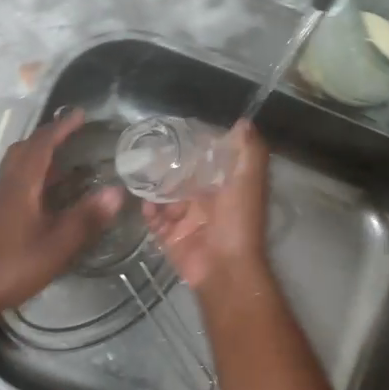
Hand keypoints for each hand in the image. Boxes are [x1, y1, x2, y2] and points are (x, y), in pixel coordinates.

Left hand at [0, 109, 123, 320]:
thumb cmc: (11, 267)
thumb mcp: (56, 246)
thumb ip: (86, 219)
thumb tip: (117, 191)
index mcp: (20, 186)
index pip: (41, 145)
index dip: (61, 128)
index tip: (80, 115)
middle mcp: (4, 187)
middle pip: (24, 151)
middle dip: (48, 139)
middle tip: (72, 135)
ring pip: (17, 169)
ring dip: (40, 160)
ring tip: (66, 166)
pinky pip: (14, 186)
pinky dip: (33, 180)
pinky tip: (46, 200)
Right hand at [142, 120, 271, 295]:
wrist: (224, 267)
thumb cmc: (239, 221)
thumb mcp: (249, 181)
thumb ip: (247, 153)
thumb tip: (242, 122)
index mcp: (226, 186)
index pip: (207, 161)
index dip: (193, 147)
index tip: (175, 131)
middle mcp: (206, 201)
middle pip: (181, 178)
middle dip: (166, 167)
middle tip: (146, 152)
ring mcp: (186, 219)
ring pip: (164, 197)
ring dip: (154, 188)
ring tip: (139, 175)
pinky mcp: (170, 236)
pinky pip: (154, 219)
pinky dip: (149, 211)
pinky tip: (146, 204)